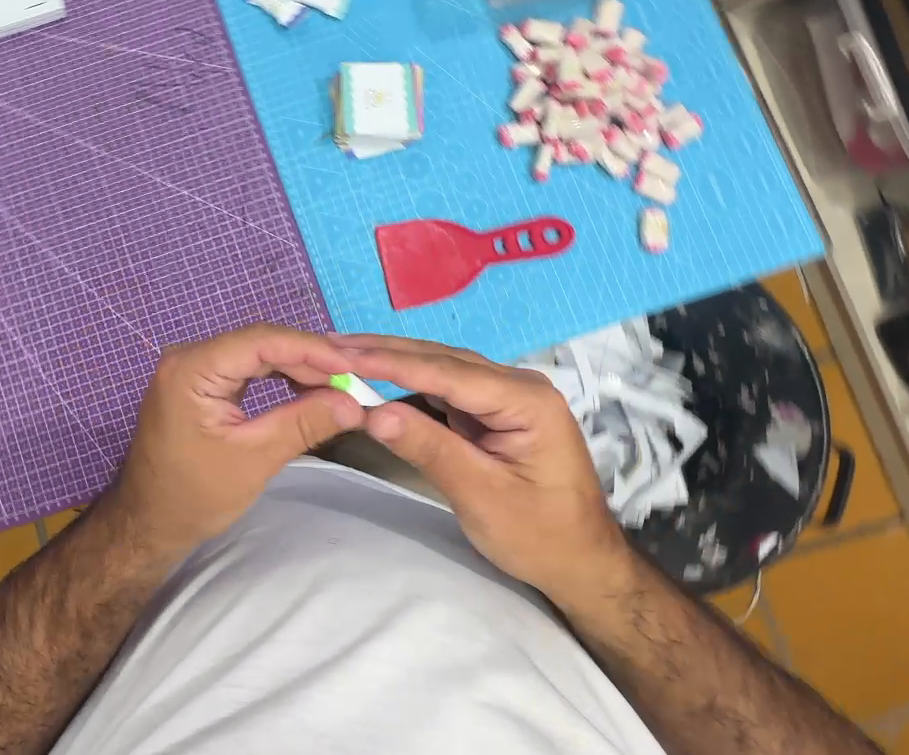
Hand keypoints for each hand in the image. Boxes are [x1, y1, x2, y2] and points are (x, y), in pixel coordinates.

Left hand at [105, 324, 364, 560]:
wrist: (149, 521)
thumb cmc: (194, 495)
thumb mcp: (254, 459)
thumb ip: (302, 423)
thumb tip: (354, 403)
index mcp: (191, 368)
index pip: (260, 341)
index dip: (310, 349)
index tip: (351, 367)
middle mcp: (189, 356)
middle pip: (259, 343)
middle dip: (308, 359)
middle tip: (353, 380)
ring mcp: (193, 367)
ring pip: (256, 354)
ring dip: (296, 367)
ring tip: (337, 386)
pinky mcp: (201, 382)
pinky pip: (246, 368)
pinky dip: (278, 377)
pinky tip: (307, 389)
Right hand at [337, 334, 637, 607]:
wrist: (580, 564)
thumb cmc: (540, 536)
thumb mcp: (482, 496)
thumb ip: (429, 449)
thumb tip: (373, 413)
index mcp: (525, 400)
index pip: (446, 372)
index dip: (391, 362)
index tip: (342, 355)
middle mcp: (515, 385)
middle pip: (439, 360)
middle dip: (382, 352)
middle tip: (327, 345)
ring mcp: (502, 395)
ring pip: (437, 368)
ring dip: (389, 361)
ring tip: (340, 354)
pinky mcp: (488, 409)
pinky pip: (440, 387)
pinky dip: (403, 381)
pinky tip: (372, 375)